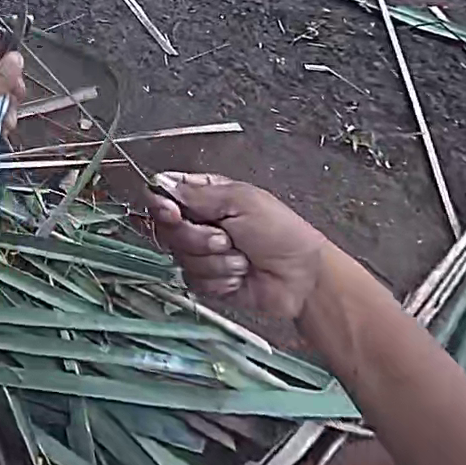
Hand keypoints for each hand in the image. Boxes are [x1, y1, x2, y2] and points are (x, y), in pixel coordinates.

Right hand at [147, 172, 333, 321]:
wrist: (303, 279)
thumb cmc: (280, 232)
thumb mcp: (240, 201)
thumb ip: (197, 194)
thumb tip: (162, 183)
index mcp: (206, 195)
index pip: (165, 194)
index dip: (162, 205)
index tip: (173, 213)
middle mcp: (200, 222)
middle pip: (168, 229)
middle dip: (197, 237)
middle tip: (224, 237)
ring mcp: (203, 252)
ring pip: (181, 257)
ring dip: (214, 260)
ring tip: (240, 257)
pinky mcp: (208, 280)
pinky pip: (194, 280)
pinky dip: (219, 279)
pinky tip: (239, 274)